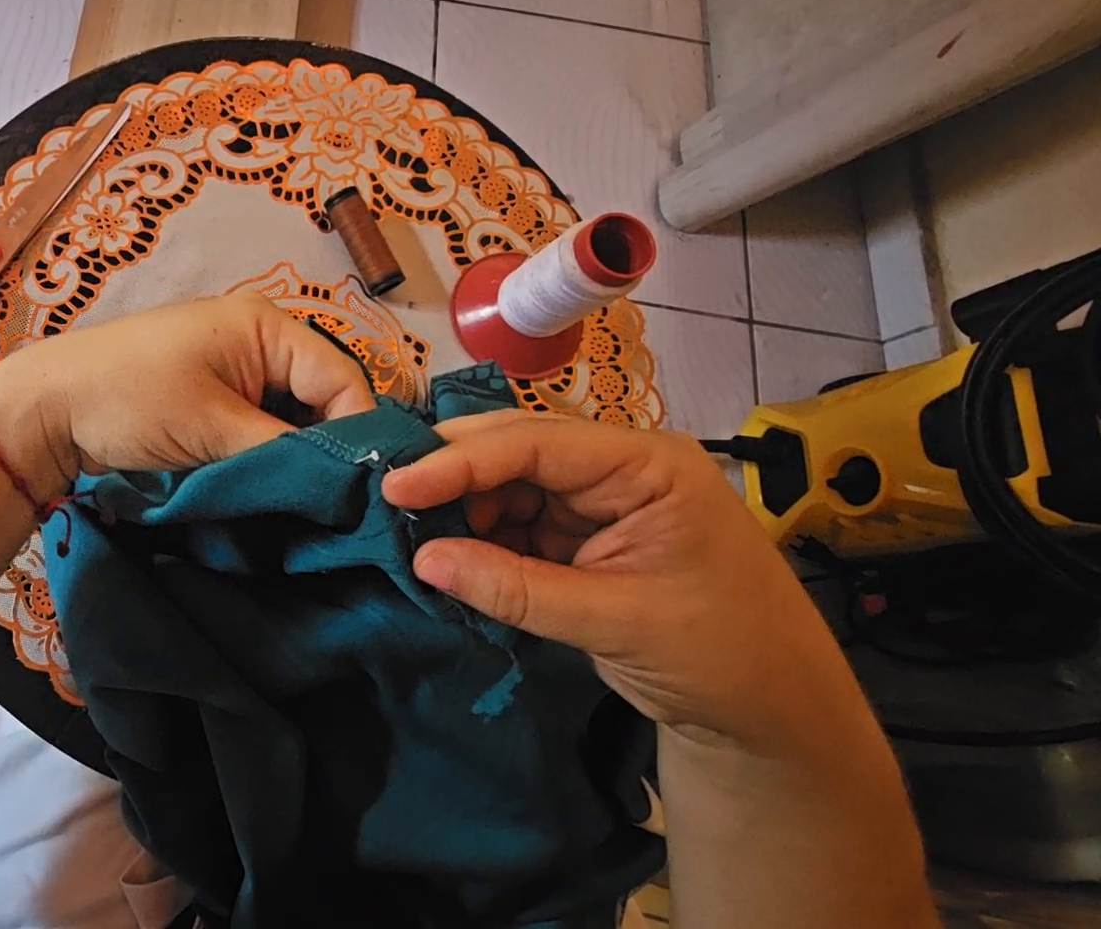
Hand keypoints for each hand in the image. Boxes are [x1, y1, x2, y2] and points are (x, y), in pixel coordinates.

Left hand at [0, 294, 375, 498]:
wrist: (49, 409)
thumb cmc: (130, 399)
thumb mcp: (212, 426)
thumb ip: (283, 453)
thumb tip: (345, 484)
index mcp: (267, 327)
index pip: (341, 379)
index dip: (357, 434)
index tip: (362, 493)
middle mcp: (261, 342)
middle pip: (323, 398)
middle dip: (328, 449)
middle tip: (339, 506)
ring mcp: (238, 371)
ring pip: (294, 418)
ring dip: (297, 458)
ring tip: (308, 505)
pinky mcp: (217, 400)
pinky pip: (262, 427)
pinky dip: (268, 457)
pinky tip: (272, 490)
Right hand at [381, 411, 865, 755]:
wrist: (773, 720)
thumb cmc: (723, 659)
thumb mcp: (615, 621)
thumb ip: (513, 587)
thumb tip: (422, 559)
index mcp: (645, 465)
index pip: (534, 443)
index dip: (458, 461)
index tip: (396, 487)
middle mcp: (617, 467)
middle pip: (514, 450)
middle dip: (453, 474)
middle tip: (391, 500)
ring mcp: (597, 499)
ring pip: (507, 484)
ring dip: (462, 509)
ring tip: (417, 536)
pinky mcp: (580, 533)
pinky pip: (514, 521)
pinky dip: (479, 538)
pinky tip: (451, 555)